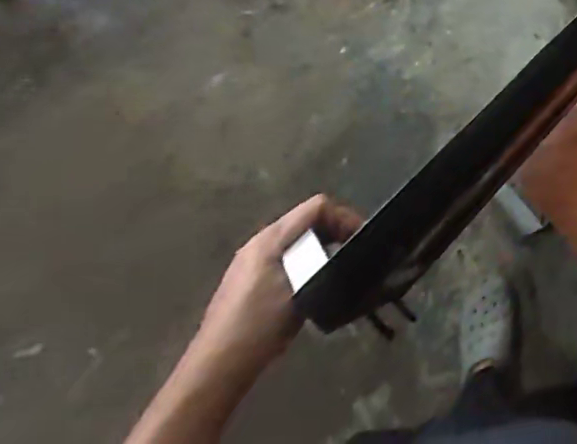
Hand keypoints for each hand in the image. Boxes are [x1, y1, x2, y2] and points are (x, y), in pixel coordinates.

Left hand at [189, 194, 361, 380]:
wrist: (215, 369)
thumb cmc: (260, 326)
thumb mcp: (302, 291)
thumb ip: (326, 262)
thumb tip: (347, 252)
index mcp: (270, 238)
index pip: (317, 207)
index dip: (344, 216)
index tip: (361, 237)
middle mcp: (258, 242)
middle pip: (306, 219)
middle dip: (335, 229)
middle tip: (355, 249)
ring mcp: (249, 261)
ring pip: (296, 238)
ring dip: (321, 244)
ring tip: (339, 264)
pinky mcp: (247, 280)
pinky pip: (285, 255)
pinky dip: (305, 258)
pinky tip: (312, 282)